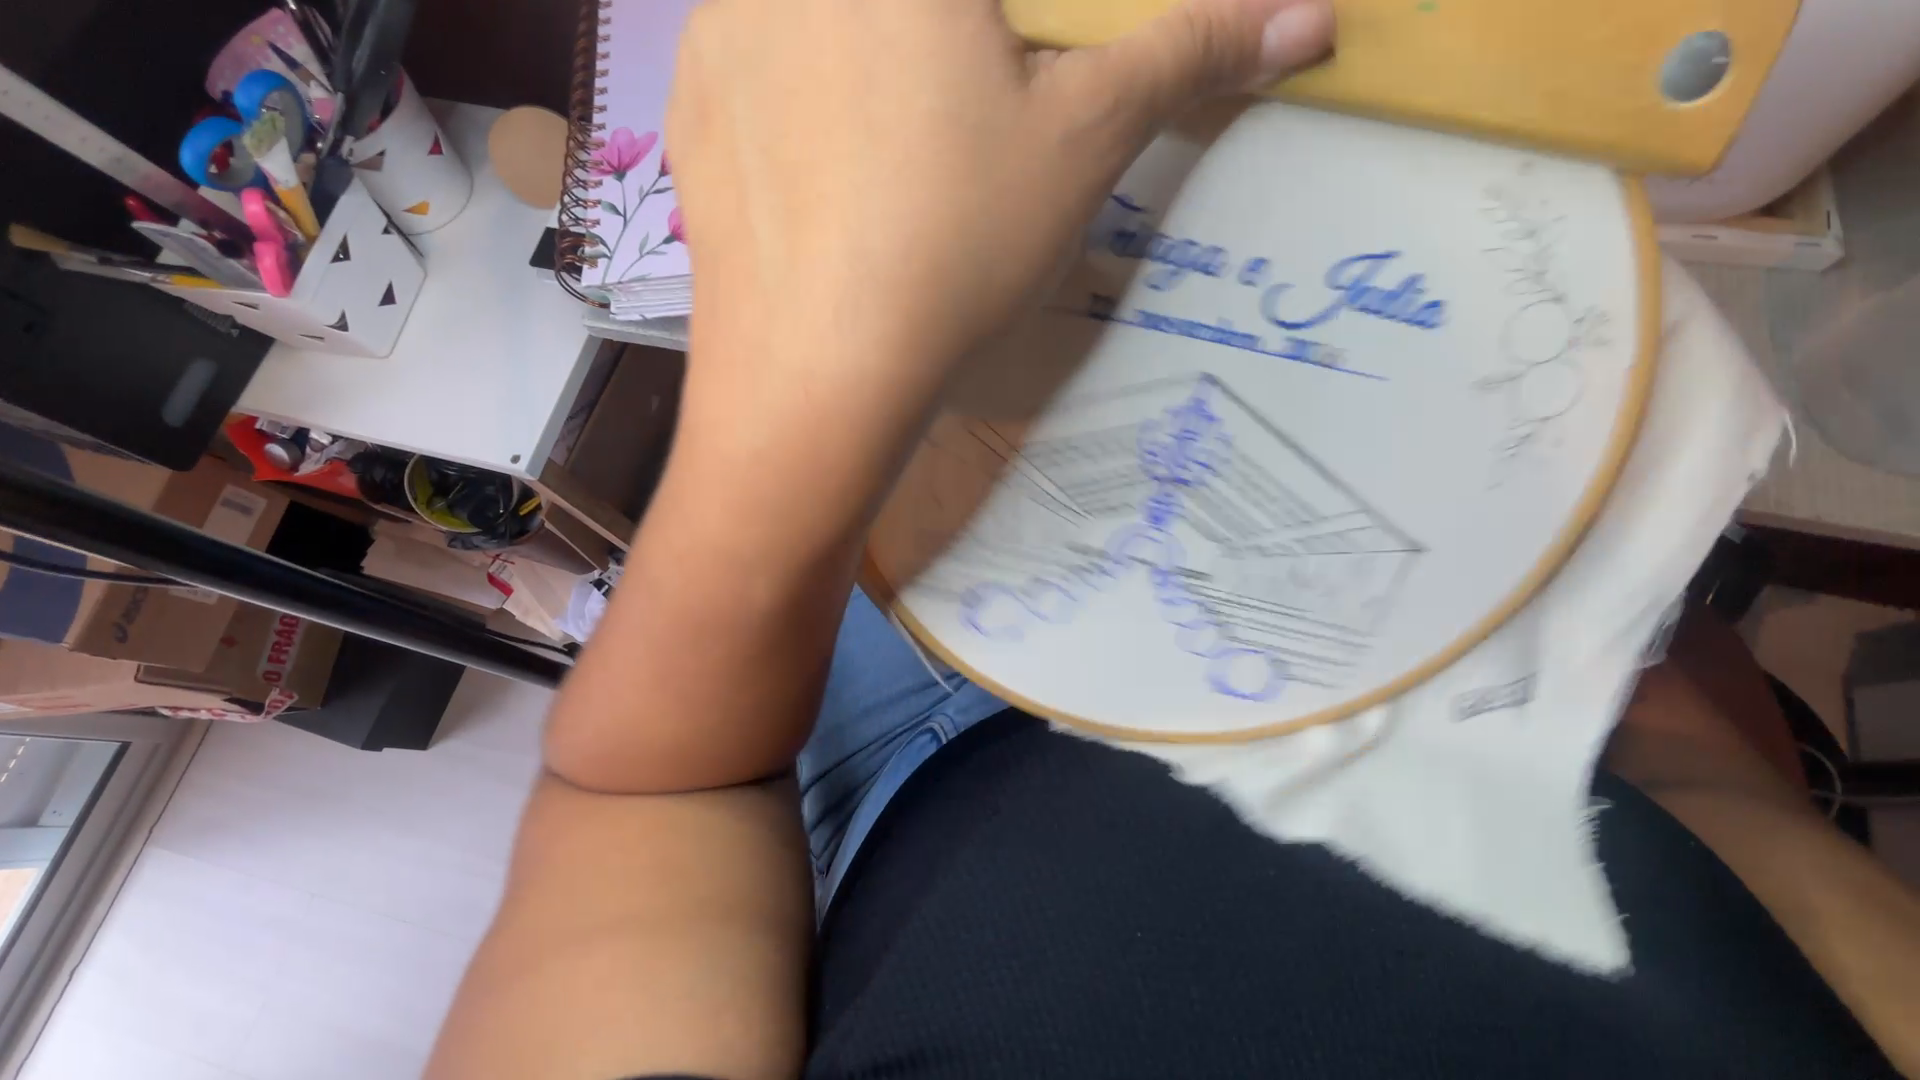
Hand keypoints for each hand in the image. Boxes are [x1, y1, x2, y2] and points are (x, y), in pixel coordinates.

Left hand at [667, 0, 1334, 442]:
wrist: (817, 380)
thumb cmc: (957, 245)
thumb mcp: (1085, 140)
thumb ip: (1190, 50)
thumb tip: (1309, 17)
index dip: (1030, 29)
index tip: (1027, 74)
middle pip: (912, 3)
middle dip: (964, 36)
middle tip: (970, 107)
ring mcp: (722, 21)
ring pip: (829, 17)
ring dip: (879, 52)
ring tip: (904, 144)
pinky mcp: (691, 99)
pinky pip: (761, 52)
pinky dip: (806, 86)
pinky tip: (838, 167)